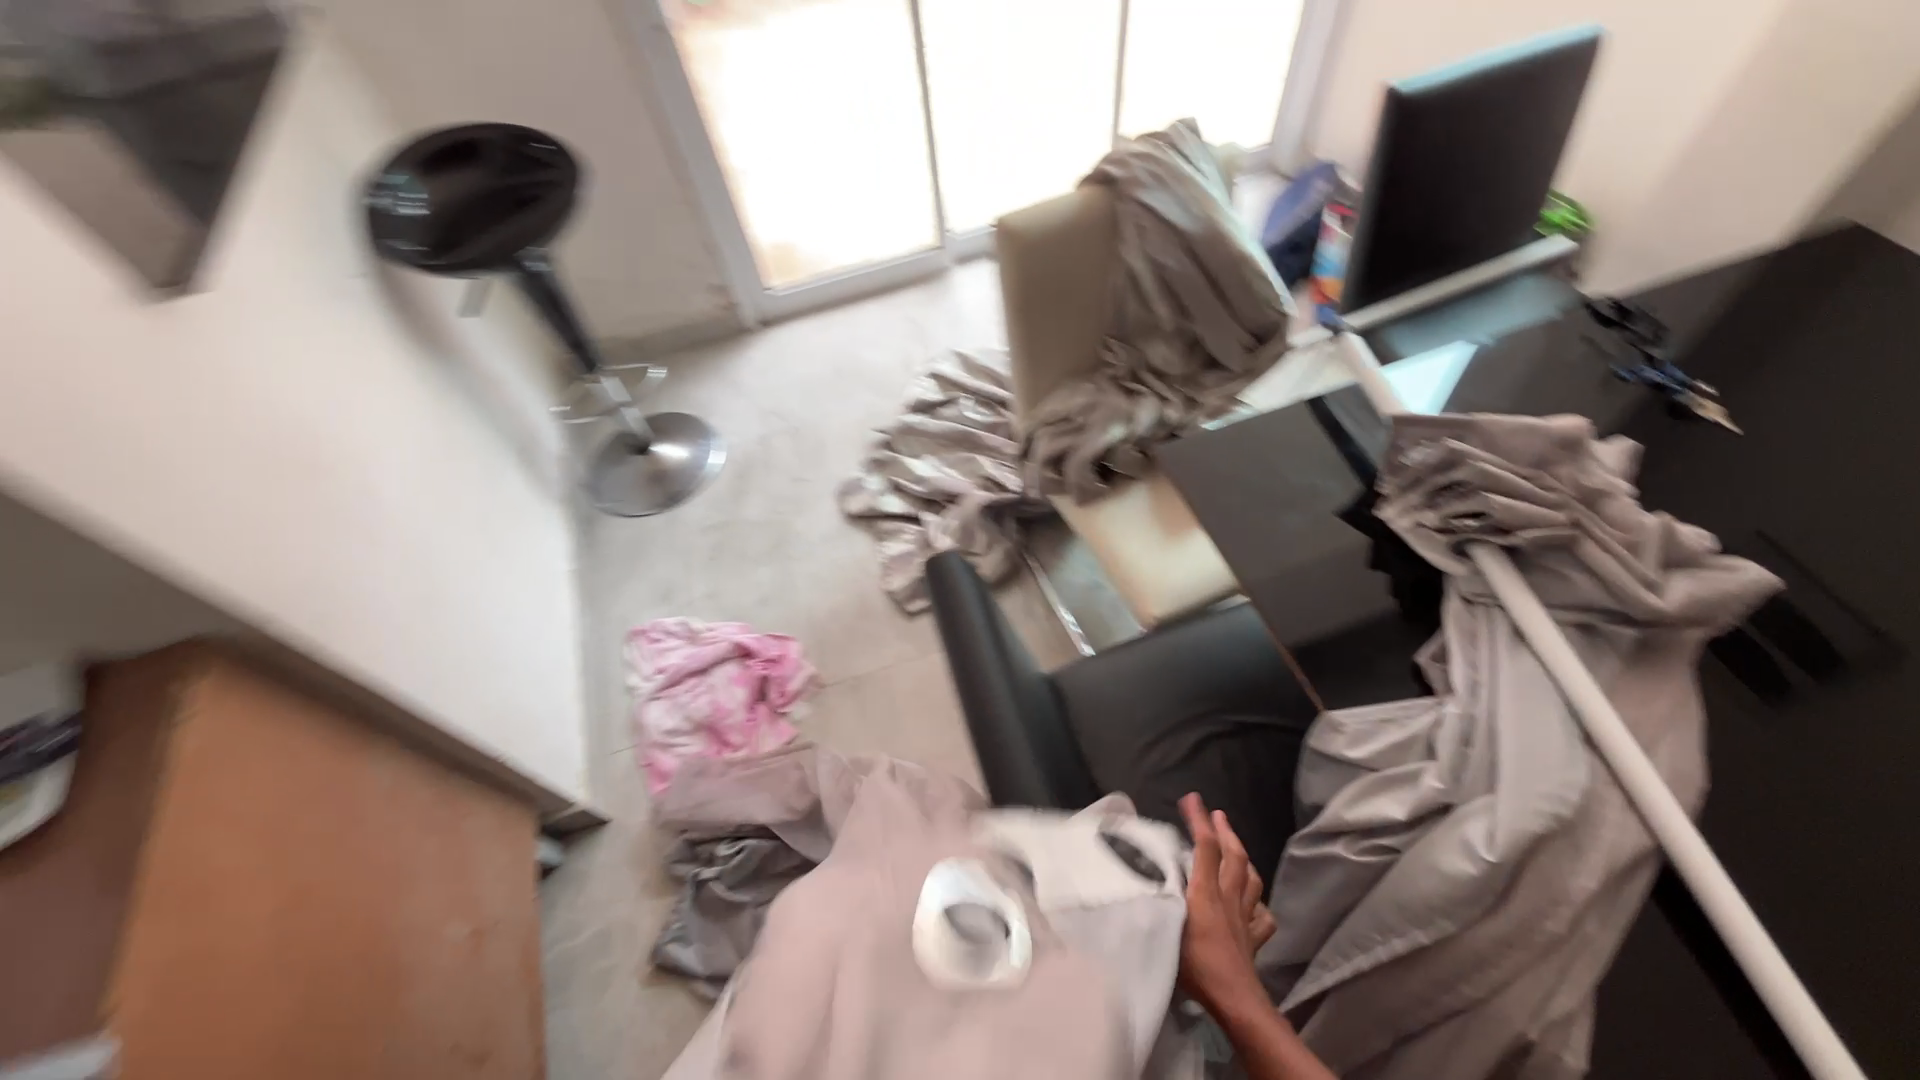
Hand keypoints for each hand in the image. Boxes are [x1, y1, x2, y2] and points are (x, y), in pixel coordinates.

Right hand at [1177, 793, 1276, 1017]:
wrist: (1235, 1000)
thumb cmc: (1195, 966)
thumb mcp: (1167, 928)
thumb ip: (1159, 901)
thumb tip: (1145, 880)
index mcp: (1205, 892)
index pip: (1205, 848)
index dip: (1200, 821)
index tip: (1193, 798)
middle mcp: (1228, 899)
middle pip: (1233, 857)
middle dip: (1226, 831)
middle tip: (1218, 813)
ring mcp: (1244, 919)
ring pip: (1251, 880)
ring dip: (1244, 858)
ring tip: (1237, 847)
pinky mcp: (1254, 940)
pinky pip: (1262, 916)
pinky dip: (1259, 904)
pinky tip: (1255, 904)